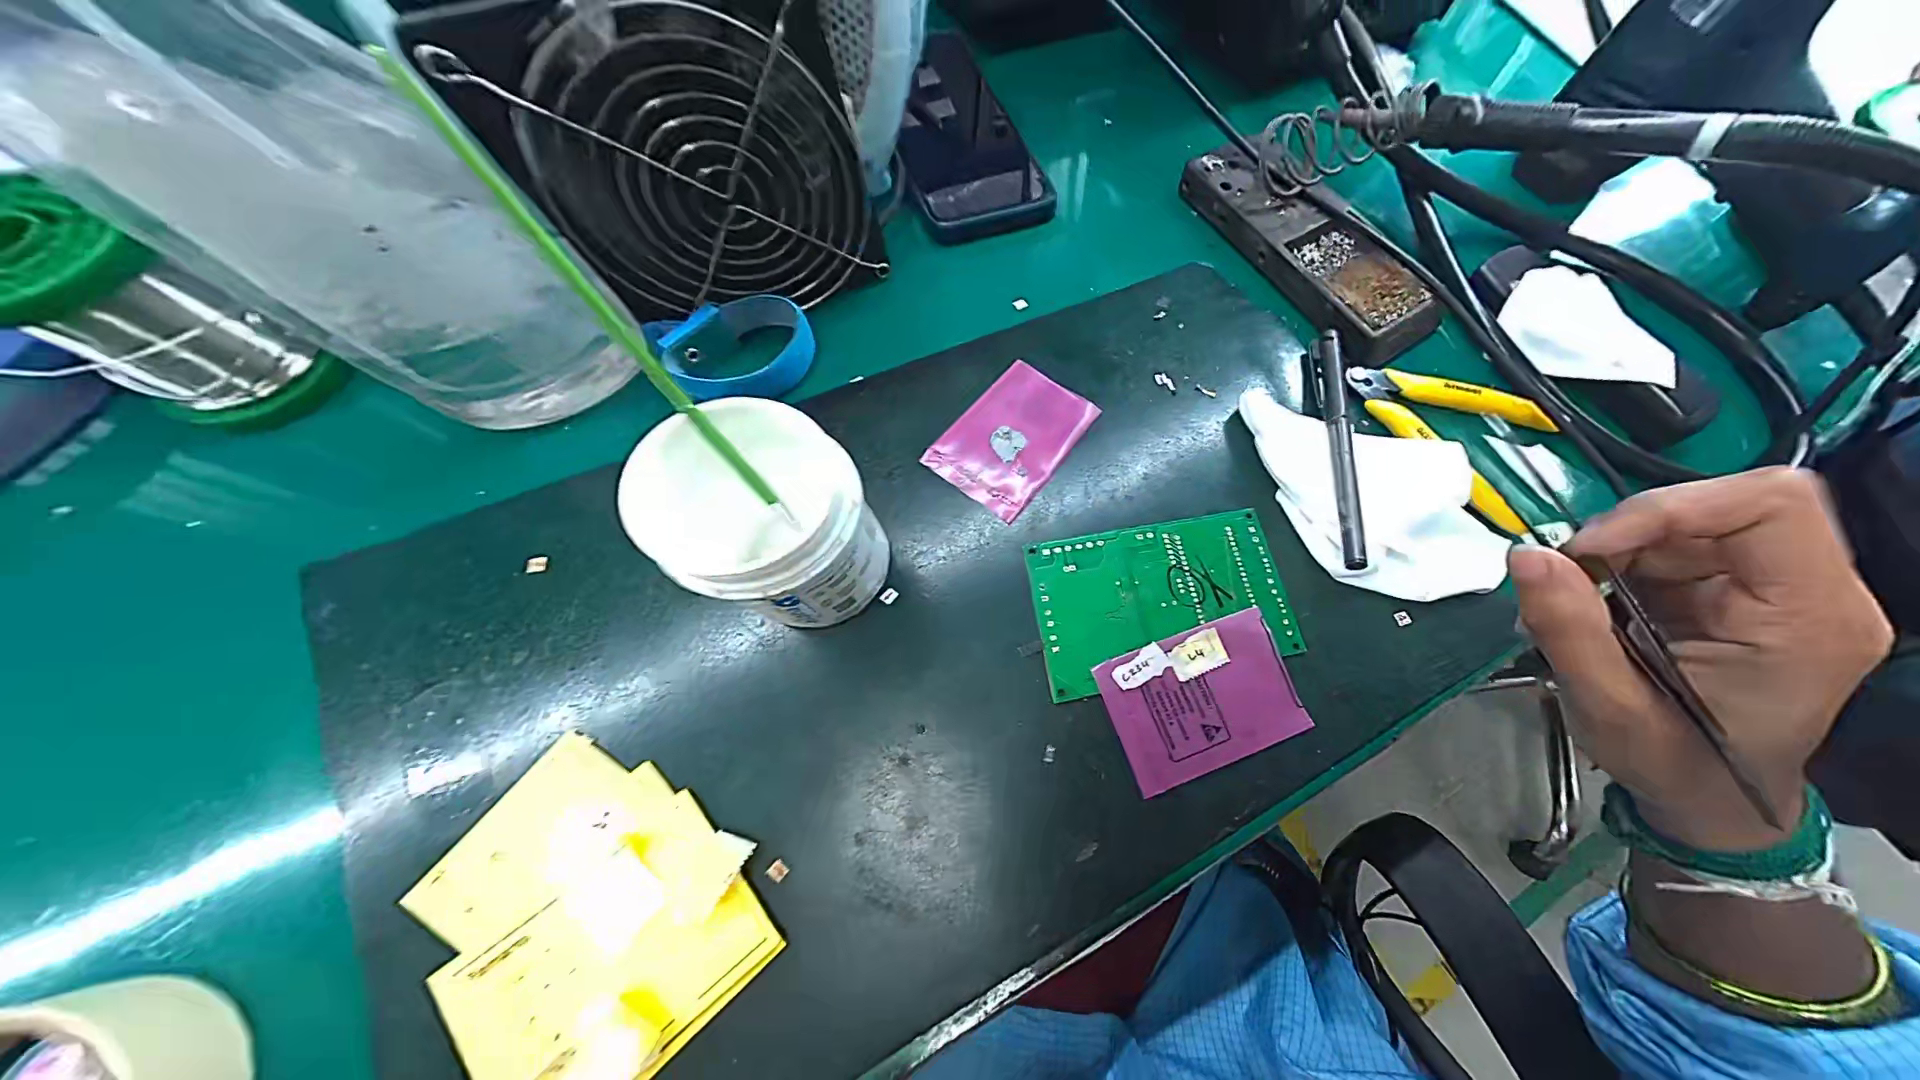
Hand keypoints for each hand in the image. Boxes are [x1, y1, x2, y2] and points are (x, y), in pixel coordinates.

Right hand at [1509, 468, 1892, 851]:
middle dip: (1631, 529)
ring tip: (1575, 595)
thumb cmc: (1673, 762)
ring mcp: (1775, 587)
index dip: (1669, 509)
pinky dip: (1618, 559)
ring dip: (1616, 546)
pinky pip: (1673, 543)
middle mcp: (1810, 590)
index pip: (1768, 506)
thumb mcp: (1608, 704)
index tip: (1591, 549)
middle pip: (1724, 505)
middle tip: (1573, 573)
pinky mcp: (1736, 588)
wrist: (1707, 796)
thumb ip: (1568, 628)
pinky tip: (1595, 598)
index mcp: (1809, 618)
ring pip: (1688, 520)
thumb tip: (1525, 554)